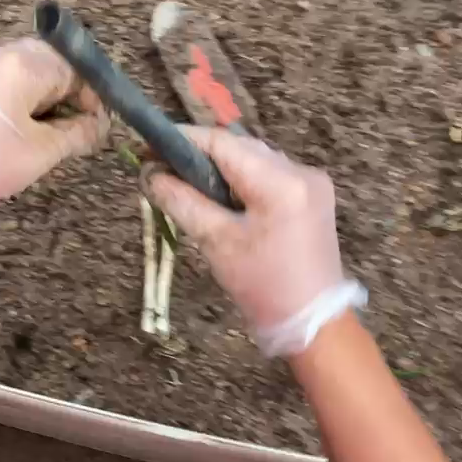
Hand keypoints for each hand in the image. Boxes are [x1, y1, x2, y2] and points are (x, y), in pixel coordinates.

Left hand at [0, 39, 108, 239]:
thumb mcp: (37, 155)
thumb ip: (75, 134)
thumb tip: (96, 125)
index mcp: (19, 64)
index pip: (72, 69)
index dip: (89, 98)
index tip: (90, 126)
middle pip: (39, 63)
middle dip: (56, 96)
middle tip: (60, 133)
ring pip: (7, 72)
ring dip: (25, 98)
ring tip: (23, 136)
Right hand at [144, 127, 364, 355]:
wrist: (312, 321)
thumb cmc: (261, 285)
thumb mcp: (214, 242)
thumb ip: (180, 201)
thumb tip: (149, 175)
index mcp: (279, 182)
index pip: (221, 143)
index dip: (182, 140)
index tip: (149, 147)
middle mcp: (300, 171)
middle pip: (238, 147)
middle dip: (198, 155)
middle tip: (160, 169)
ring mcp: (310, 182)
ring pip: (252, 159)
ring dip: (218, 168)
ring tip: (185, 185)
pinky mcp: (311, 195)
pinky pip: (266, 174)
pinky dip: (238, 180)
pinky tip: (219, 198)